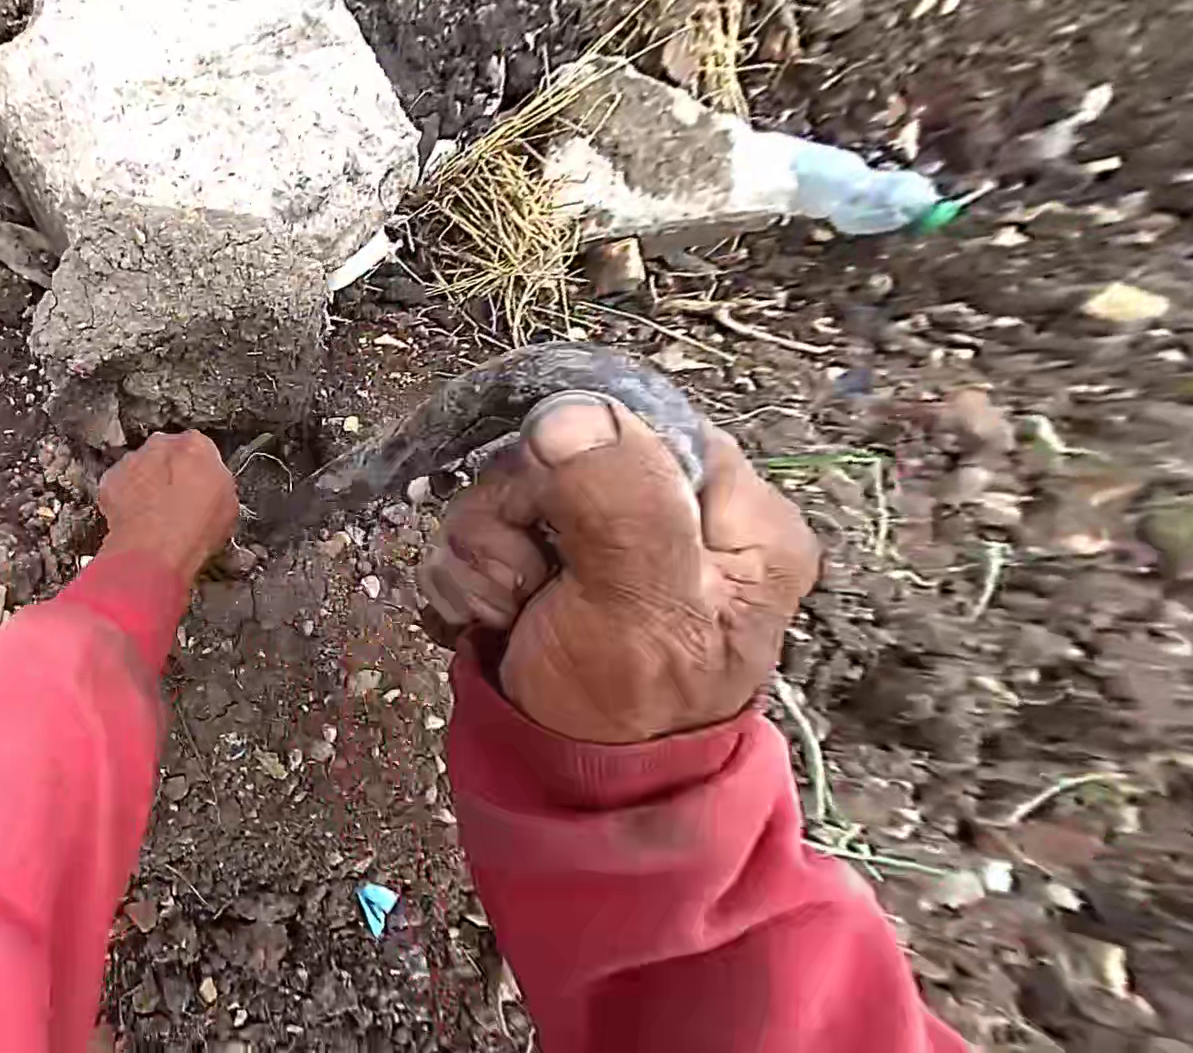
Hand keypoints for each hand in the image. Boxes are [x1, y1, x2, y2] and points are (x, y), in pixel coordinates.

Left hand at [94, 431, 239, 586]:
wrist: (157, 550)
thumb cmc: (194, 530)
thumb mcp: (228, 507)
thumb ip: (216, 485)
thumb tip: (211, 490)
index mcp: (197, 446)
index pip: (200, 449)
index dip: (200, 472)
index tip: (200, 489)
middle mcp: (162, 445)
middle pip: (168, 454)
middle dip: (171, 473)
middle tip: (178, 503)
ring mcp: (133, 461)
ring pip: (142, 467)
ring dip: (148, 484)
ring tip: (157, 516)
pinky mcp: (110, 481)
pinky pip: (121, 484)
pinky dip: (126, 498)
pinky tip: (138, 520)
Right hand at [419, 393, 818, 743]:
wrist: (560, 780)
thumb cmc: (622, 705)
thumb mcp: (642, 608)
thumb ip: (618, 504)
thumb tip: (564, 411)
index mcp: (725, 510)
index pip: (640, 421)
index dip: (580, 455)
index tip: (552, 513)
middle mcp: (656, 510)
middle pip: (550, 453)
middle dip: (514, 521)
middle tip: (529, 585)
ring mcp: (585, 534)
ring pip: (496, 492)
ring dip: (482, 557)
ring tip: (509, 612)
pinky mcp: (530, 557)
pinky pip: (470, 532)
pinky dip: (466, 576)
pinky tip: (489, 615)